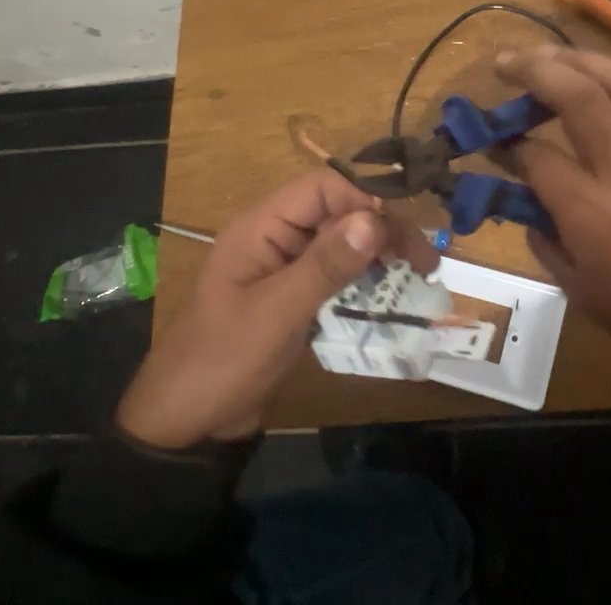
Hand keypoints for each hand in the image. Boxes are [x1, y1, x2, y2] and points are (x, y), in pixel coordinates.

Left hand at [116, 171, 438, 448]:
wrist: (185, 424)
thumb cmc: (223, 361)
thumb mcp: (278, 313)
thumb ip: (326, 264)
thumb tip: (376, 219)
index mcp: (261, 228)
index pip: (323, 188)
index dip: (366, 202)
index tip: (401, 238)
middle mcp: (274, 238)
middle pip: (338, 213)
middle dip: (382, 230)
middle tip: (425, 263)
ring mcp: (283, 269)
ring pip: (341, 244)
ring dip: (378, 255)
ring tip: (418, 276)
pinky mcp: (292, 297)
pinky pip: (334, 275)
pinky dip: (363, 281)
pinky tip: (389, 296)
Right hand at [494, 38, 610, 397]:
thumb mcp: (578, 291)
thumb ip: (545, 238)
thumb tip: (523, 195)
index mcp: (592, 216)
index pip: (537, 158)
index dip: (507, 144)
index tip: (493, 139)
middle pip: (577, 99)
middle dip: (534, 72)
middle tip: (505, 64)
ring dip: (583, 59)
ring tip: (550, 50)